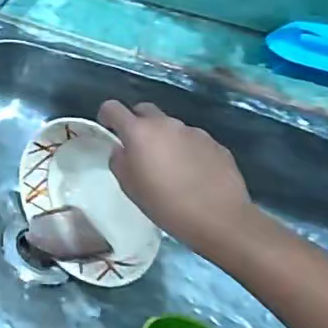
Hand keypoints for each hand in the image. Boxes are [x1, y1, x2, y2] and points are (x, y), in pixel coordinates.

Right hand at [96, 100, 263, 258]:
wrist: (221, 219)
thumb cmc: (166, 204)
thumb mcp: (129, 187)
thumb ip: (119, 161)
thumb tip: (122, 150)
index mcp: (139, 132)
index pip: (113, 108)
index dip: (106, 115)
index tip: (107, 129)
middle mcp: (166, 124)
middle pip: (144, 109)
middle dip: (137, 122)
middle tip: (138, 147)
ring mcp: (193, 132)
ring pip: (170, 126)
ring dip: (164, 138)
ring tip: (170, 165)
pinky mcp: (215, 144)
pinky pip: (192, 140)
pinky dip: (186, 150)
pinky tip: (192, 173)